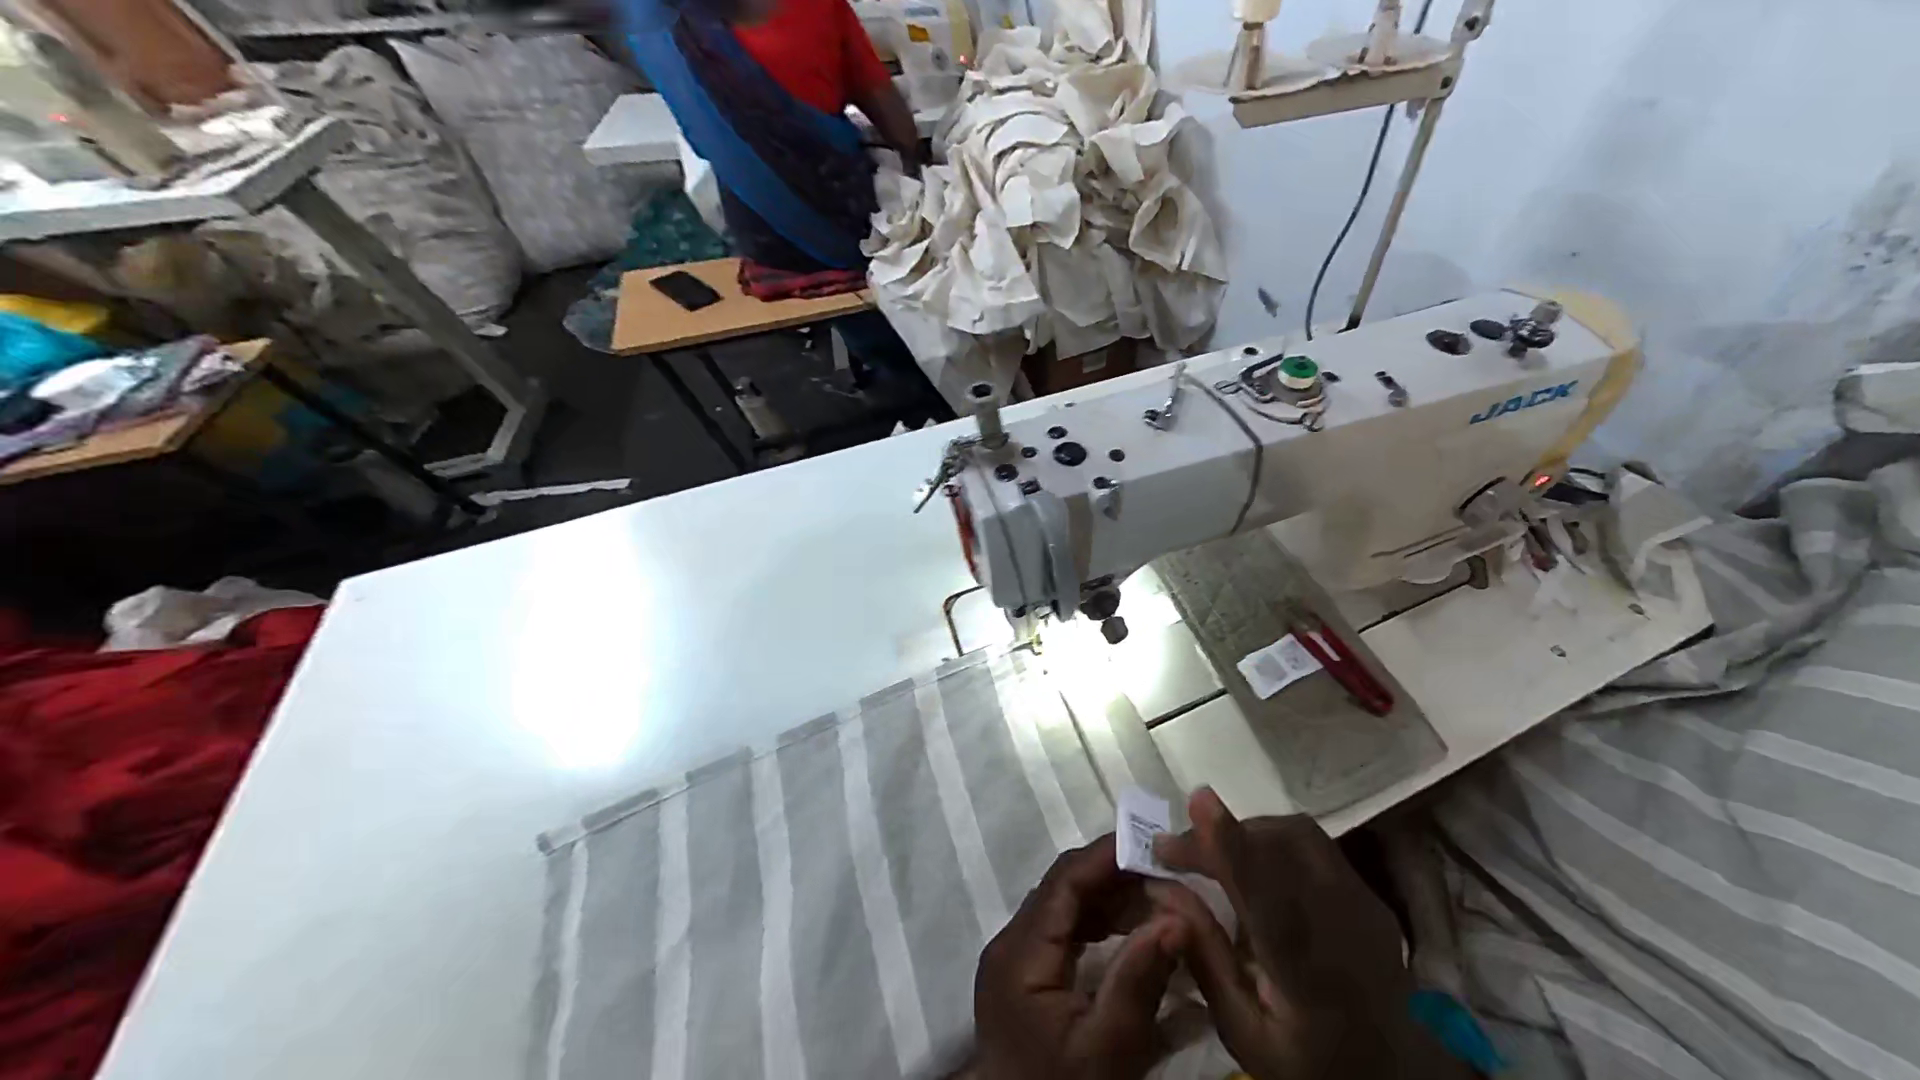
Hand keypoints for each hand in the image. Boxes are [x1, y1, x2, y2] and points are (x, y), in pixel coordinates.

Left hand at [974, 834, 1187, 1079]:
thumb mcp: (1107, 1048)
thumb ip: (1139, 980)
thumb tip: (1178, 919)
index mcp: (1022, 951)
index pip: (1065, 881)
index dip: (1107, 856)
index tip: (1151, 843)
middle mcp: (1012, 940)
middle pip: (1063, 887)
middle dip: (1114, 875)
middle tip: (1165, 873)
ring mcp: (1016, 955)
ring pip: (1064, 904)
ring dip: (1109, 897)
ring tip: (1158, 898)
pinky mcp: (1025, 971)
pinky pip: (1063, 929)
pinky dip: (1098, 922)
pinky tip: (1133, 929)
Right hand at [1151, 789, 1470, 1078]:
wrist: (1399, 1076)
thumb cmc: (1309, 1061)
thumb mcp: (1244, 1031)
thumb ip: (1204, 956)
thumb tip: (1161, 887)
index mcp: (1311, 979)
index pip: (1269, 899)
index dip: (1234, 847)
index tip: (1198, 802)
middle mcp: (1345, 930)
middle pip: (1278, 849)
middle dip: (1218, 837)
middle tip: (1172, 850)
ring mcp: (1365, 905)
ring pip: (1297, 835)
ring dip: (1244, 831)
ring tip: (1210, 852)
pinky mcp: (1370, 893)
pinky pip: (1312, 843)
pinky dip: (1270, 838)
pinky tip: (1251, 861)